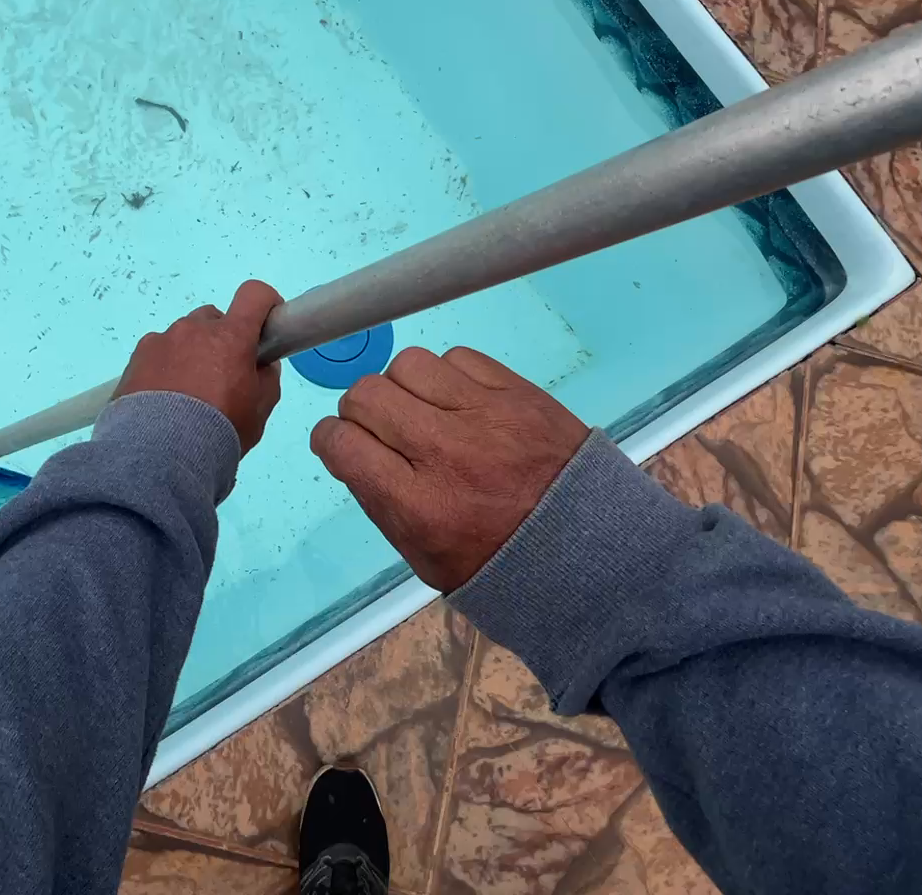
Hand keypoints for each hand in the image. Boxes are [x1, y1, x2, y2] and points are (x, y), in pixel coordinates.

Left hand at [114, 280, 283, 452]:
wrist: (161, 454)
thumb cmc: (219, 431)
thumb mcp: (258, 413)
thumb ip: (266, 381)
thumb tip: (261, 365)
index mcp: (231, 337)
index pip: (254, 295)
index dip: (265, 304)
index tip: (266, 324)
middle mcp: (195, 329)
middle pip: (215, 319)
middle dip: (223, 339)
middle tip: (222, 376)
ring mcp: (162, 340)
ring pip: (184, 336)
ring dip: (191, 354)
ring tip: (186, 396)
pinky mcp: (137, 357)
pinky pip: (157, 352)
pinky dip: (164, 367)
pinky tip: (163, 399)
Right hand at [310, 346, 588, 591]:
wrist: (590, 552)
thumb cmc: (496, 564)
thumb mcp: (422, 556)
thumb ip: (378, 498)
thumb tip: (348, 445)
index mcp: (418, 506)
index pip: (341, 442)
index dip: (330, 439)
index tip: (340, 444)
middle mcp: (446, 453)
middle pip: (366, 395)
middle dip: (359, 411)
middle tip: (380, 428)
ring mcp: (485, 416)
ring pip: (408, 365)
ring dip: (402, 387)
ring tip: (421, 410)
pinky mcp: (518, 392)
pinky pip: (458, 357)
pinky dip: (447, 376)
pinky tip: (459, 402)